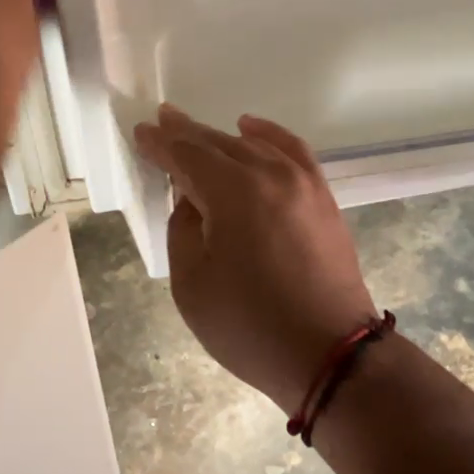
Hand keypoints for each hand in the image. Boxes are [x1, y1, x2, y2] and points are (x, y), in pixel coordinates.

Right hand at [134, 105, 377, 411]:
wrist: (330, 352)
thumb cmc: (251, 326)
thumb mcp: (192, 285)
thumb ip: (183, 229)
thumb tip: (194, 200)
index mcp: (233, 192)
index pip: (188, 155)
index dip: (161, 144)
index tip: (142, 132)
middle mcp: (269, 173)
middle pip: (219, 144)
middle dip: (187, 133)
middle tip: (162, 121)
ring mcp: (301, 181)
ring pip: (253, 145)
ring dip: (221, 137)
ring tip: (195, 130)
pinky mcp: (322, 195)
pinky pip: (292, 150)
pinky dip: (268, 135)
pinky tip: (251, 129)